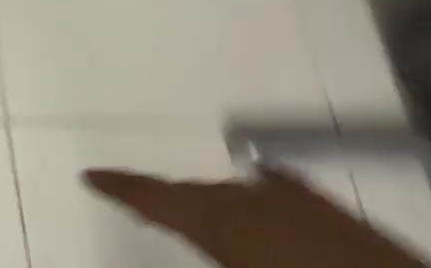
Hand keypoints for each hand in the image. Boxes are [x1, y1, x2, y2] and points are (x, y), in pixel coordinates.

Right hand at [83, 165, 430, 267]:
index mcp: (225, 220)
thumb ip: (210, 238)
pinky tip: (264, 184)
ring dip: (217, 201)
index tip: (88, 172)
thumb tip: (188, 199)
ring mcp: (302, 203)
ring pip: (240, 195)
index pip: (158, 197)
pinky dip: (265, 192)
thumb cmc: (299, 265)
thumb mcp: (231, 246)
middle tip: (142, 199)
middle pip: (199, 196)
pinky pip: (285, 195)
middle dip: (171, 198)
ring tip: (202, 209)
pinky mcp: (342, 215)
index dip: (122, 185)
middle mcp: (254, 200)